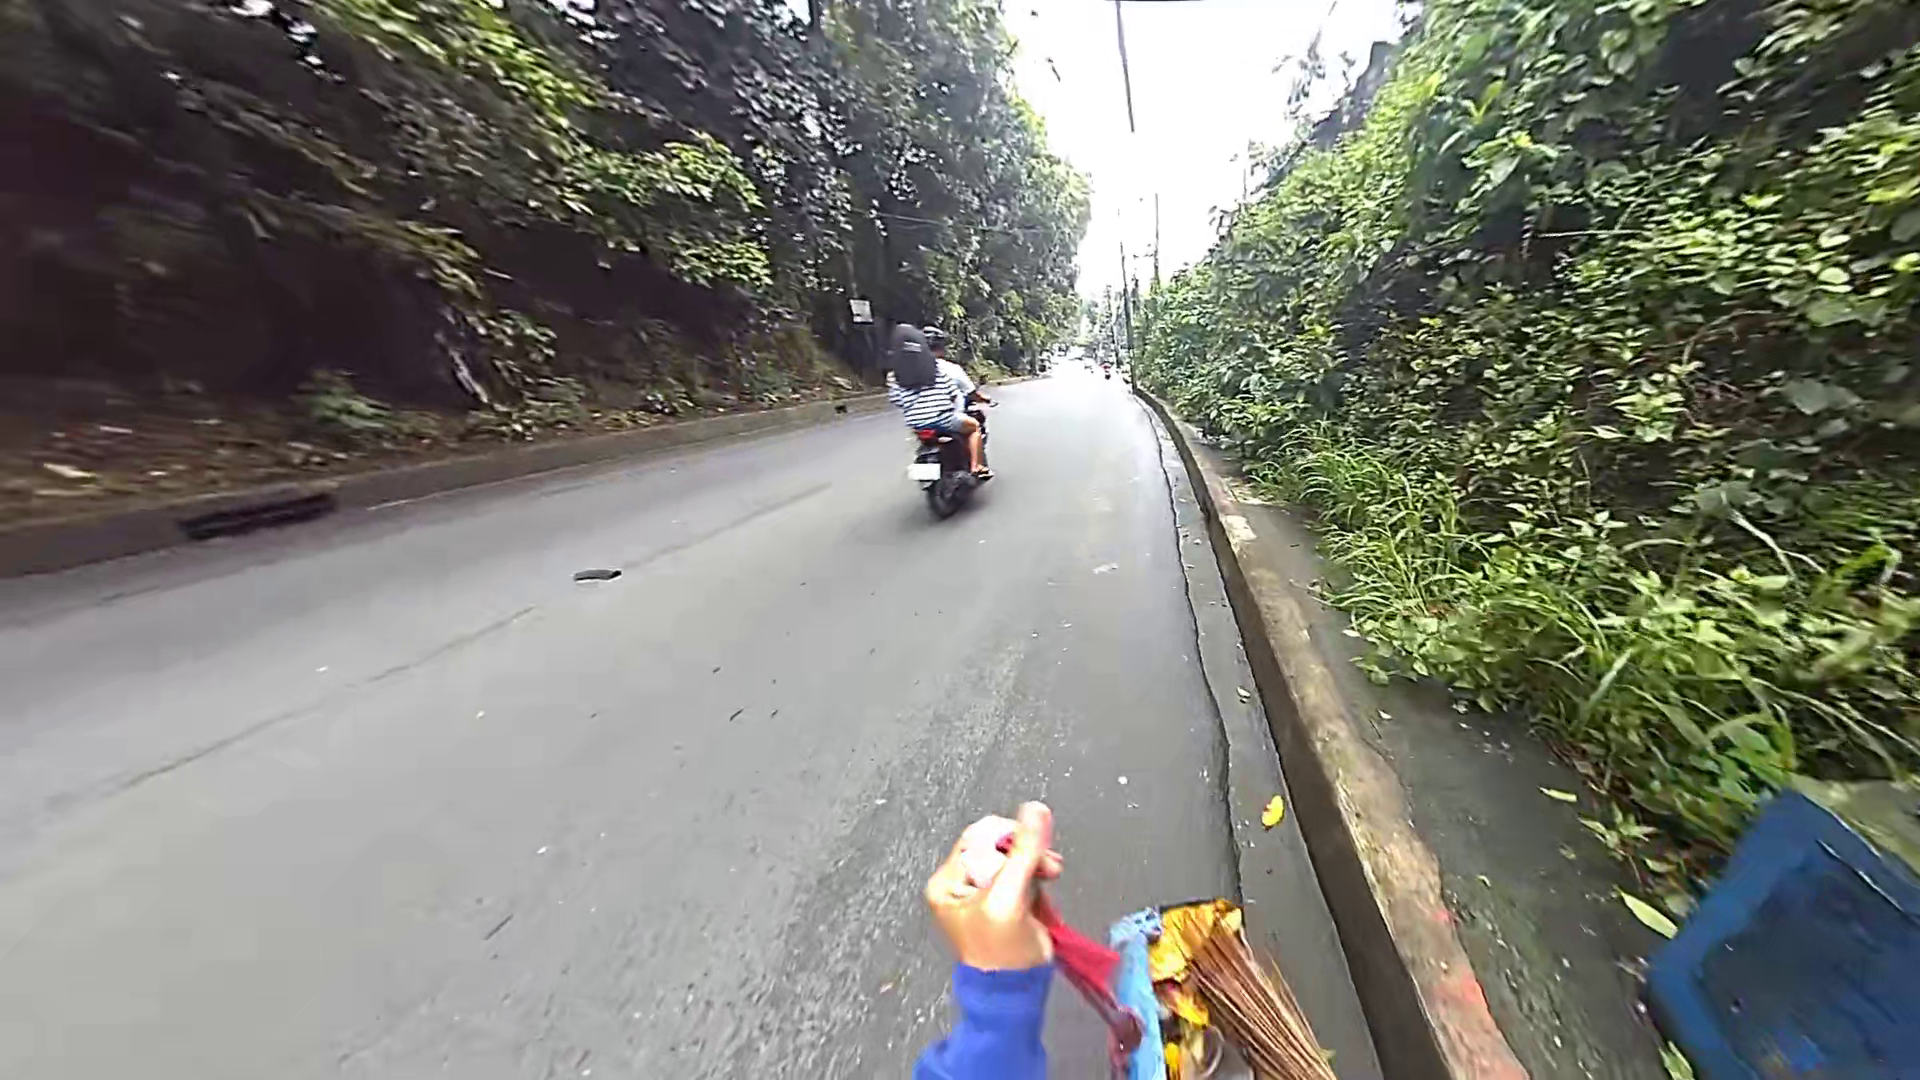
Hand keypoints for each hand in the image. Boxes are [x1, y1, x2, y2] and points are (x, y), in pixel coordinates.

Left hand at [925, 802, 1060, 970]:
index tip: (1030, 847)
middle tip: (1046, 863)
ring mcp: (982, 889)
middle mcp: (960, 881)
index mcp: (947, 881)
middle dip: (1024, 849)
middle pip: (996, 843)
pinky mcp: (1004, 896)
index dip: (1007, 838)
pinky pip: (1020, 867)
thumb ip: (1023, 852)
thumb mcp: (1009, 898)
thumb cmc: (1002, 956)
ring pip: (1011, 853)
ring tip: (1050, 871)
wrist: (1016, 996)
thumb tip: (1035, 809)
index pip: (978, 837)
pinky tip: (1046, 879)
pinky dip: (1036, 870)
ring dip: (1034, 858)